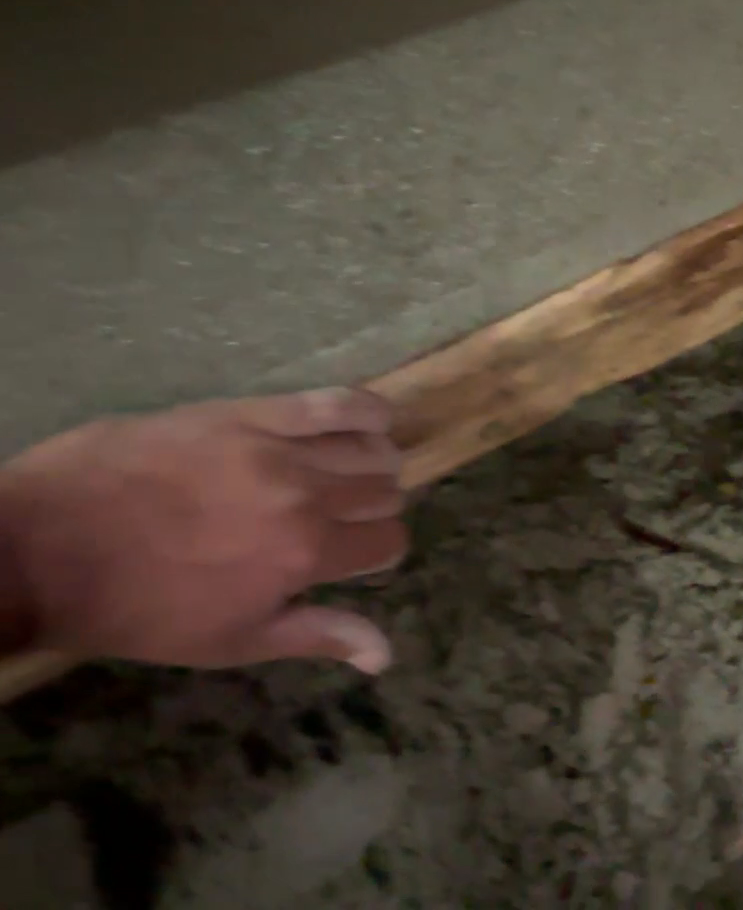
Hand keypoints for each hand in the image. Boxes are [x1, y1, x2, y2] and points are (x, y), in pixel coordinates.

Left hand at [0, 387, 406, 671]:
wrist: (30, 549)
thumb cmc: (132, 607)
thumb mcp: (228, 641)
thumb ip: (317, 636)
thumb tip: (387, 656)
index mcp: (306, 554)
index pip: (391, 541)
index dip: (377, 552)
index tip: (352, 555)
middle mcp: (307, 498)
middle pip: (388, 493)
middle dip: (371, 509)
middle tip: (336, 517)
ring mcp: (279, 451)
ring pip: (374, 450)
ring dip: (372, 466)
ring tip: (345, 475)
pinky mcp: (250, 415)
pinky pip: (338, 403)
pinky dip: (368, 413)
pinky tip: (370, 424)